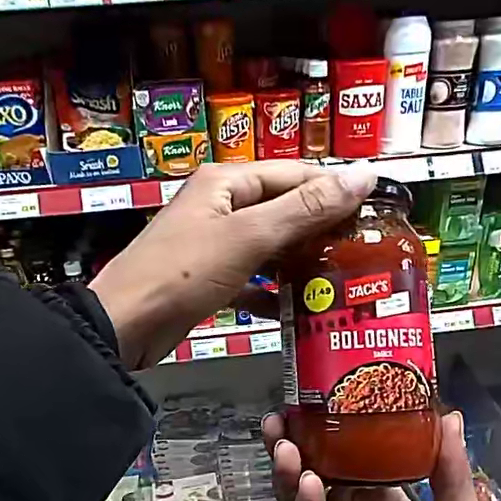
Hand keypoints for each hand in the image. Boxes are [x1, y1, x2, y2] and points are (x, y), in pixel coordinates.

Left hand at [88, 162, 377, 368]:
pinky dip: (272, 291)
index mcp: (226, 182)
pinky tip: (297, 308)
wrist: (125, 326)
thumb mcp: (249, 237)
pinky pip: (252, 278)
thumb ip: (305, 208)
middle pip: (282, 209)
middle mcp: (220, 206)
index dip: (334, 189)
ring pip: (269, 245)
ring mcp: (213, 243)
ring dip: (299, 261)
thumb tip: (363, 176)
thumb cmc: (182, 273)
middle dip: (320, 228)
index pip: (294, 174)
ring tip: (340, 277)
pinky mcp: (208, 279)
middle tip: (363, 250)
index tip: (375, 210)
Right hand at [264, 411, 491, 500]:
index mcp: (382, 497)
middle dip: (296, 440)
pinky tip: (305, 484)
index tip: (323, 397)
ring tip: (284, 441)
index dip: (333, 427)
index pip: (350, 452)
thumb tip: (449, 417)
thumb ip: (452, 474)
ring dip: (289, 467)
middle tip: (284, 414)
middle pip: (315, 467)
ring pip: (300, 495)